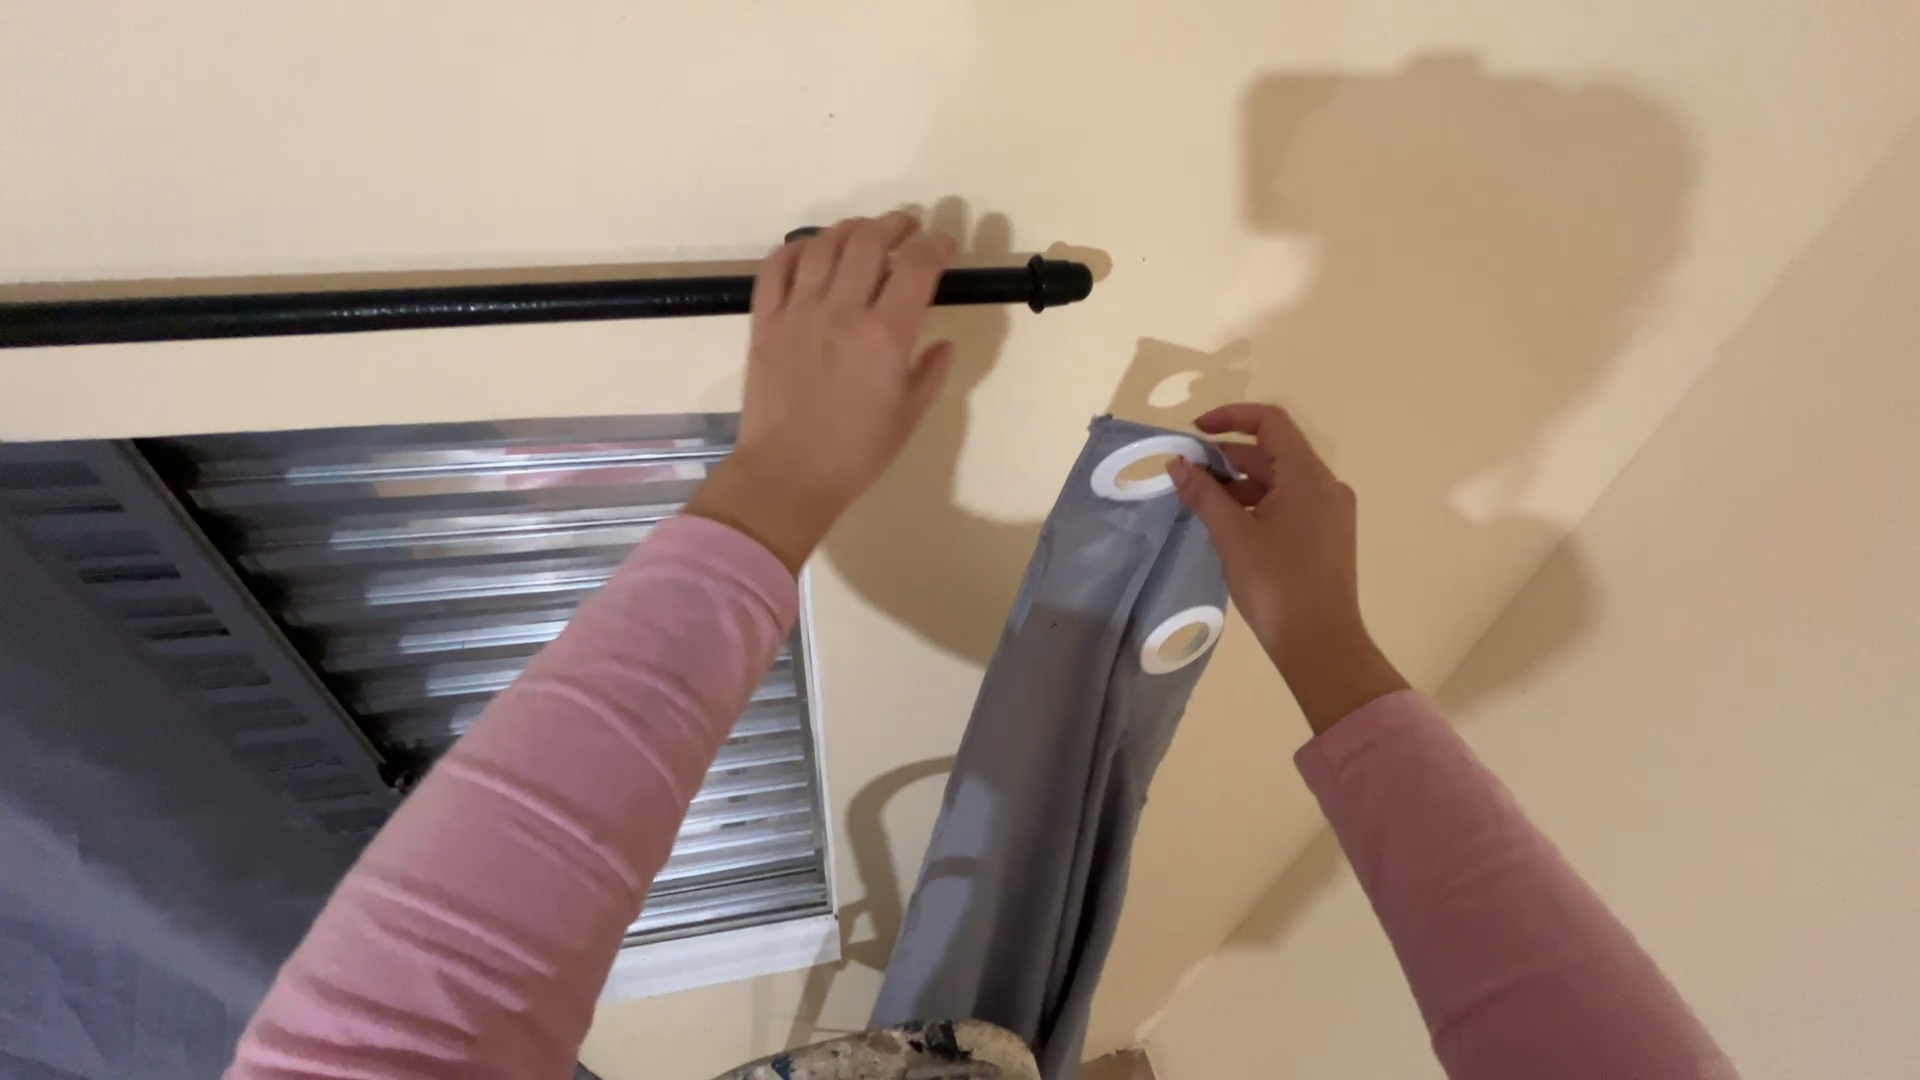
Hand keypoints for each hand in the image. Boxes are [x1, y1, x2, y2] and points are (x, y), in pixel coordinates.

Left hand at [687, 213, 956, 572]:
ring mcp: (798, 312)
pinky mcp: (765, 322)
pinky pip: (777, 268)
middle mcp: (842, 311)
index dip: (935, 246)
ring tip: (864, 231)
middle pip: (869, 242)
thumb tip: (943, 343)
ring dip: (849, 228)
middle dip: (895, 225)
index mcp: (885, 336)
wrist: (787, 474)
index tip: (944, 244)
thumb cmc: (855, 454)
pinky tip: (810, 250)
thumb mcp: (906, 418)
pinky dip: (796, 249)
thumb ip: (929, 374)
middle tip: (907, 227)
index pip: (916, 268)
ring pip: (824, 245)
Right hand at [1168, 403, 1408, 733]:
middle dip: (1227, 455)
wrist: (1319, 643)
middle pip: (1273, 451)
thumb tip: (1177, 464)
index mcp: (1309, 477)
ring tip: (1200, 498)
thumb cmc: (1276, 584)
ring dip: (1238, 481)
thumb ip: (1203, 493)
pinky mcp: (1325, 534)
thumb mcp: (1232, 534)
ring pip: (1278, 479)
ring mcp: (1329, 511)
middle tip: (1187, 471)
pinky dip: (1255, 501)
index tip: (1194, 430)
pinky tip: (1227, 521)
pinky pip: (1287, 502)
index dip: (1230, 417)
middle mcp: (1326, 486)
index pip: (1271, 423)